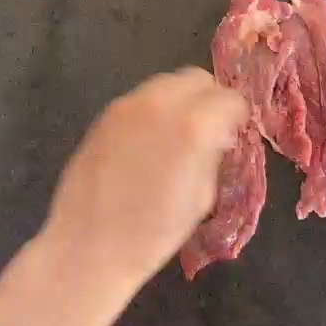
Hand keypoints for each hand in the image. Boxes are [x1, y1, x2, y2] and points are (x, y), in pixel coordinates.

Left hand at [42, 68, 248, 286]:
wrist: (88, 246)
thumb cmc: (153, 233)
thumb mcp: (201, 197)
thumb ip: (213, 155)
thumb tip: (218, 137)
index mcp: (193, 126)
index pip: (230, 98)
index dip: (237, 115)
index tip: (234, 132)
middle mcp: (161, 104)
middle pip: (197, 79)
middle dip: (210, 99)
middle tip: (210, 128)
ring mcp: (129, 105)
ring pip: (168, 83)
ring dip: (182, 100)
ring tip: (178, 133)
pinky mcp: (106, 114)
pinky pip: (142, 98)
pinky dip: (156, 109)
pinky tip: (150, 140)